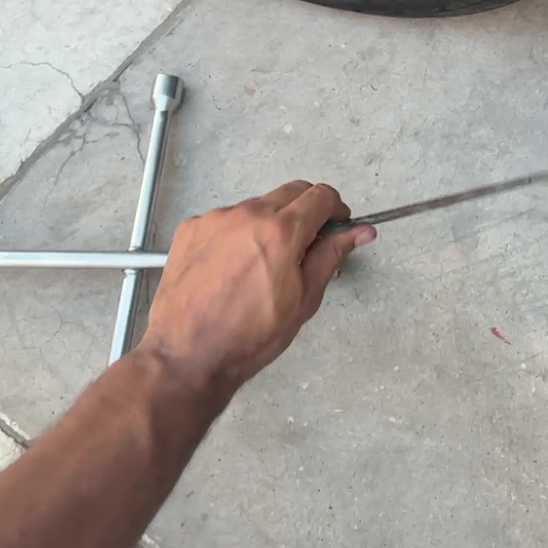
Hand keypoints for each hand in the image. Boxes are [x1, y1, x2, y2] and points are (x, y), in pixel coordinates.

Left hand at [134, 181, 374, 395]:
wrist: (186, 357)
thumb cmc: (250, 336)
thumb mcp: (304, 299)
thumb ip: (332, 255)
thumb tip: (361, 231)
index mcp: (281, 232)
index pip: (322, 196)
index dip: (336, 210)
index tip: (336, 227)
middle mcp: (248, 214)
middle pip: (292, 191)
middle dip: (307, 211)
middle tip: (306, 244)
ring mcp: (216, 219)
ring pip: (259, 204)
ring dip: (271, 221)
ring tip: (264, 261)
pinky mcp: (191, 228)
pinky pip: (227, 218)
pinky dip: (239, 232)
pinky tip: (234, 265)